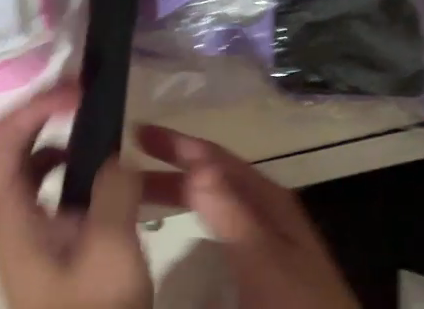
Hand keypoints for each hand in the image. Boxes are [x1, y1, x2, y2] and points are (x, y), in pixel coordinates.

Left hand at [0, 83, 154, 308]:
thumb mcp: (111, 251)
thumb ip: (114, 190)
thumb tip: (116, 151)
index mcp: (9, 213)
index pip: (2, 137)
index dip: (35, 104)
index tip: (79, 91)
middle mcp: (7, 215)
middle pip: (14, 144)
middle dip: (49, 114)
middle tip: (92, 99)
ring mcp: (23, 230)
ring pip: (33, 165)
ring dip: (63, 139)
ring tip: (103, 131)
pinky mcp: (43, 243)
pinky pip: (50, 189)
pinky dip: (73, 168)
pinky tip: (106, 176)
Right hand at [136, 125, 357, 308]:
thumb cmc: (298, 302)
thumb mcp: (263, 259)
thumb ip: (231, 213)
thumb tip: (195, 163)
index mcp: (267, 198)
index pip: (216, 157)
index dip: (178, 142)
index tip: (136, 132)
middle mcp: (265, 208)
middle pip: (212, 175)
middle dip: (171, 166)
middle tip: (125, 166)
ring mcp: (263, 236)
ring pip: (214, 200)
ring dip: (180, 190)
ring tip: (140, 194)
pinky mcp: (260, 264)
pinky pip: (218, 226)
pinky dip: (193, 217)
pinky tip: (178, 230)